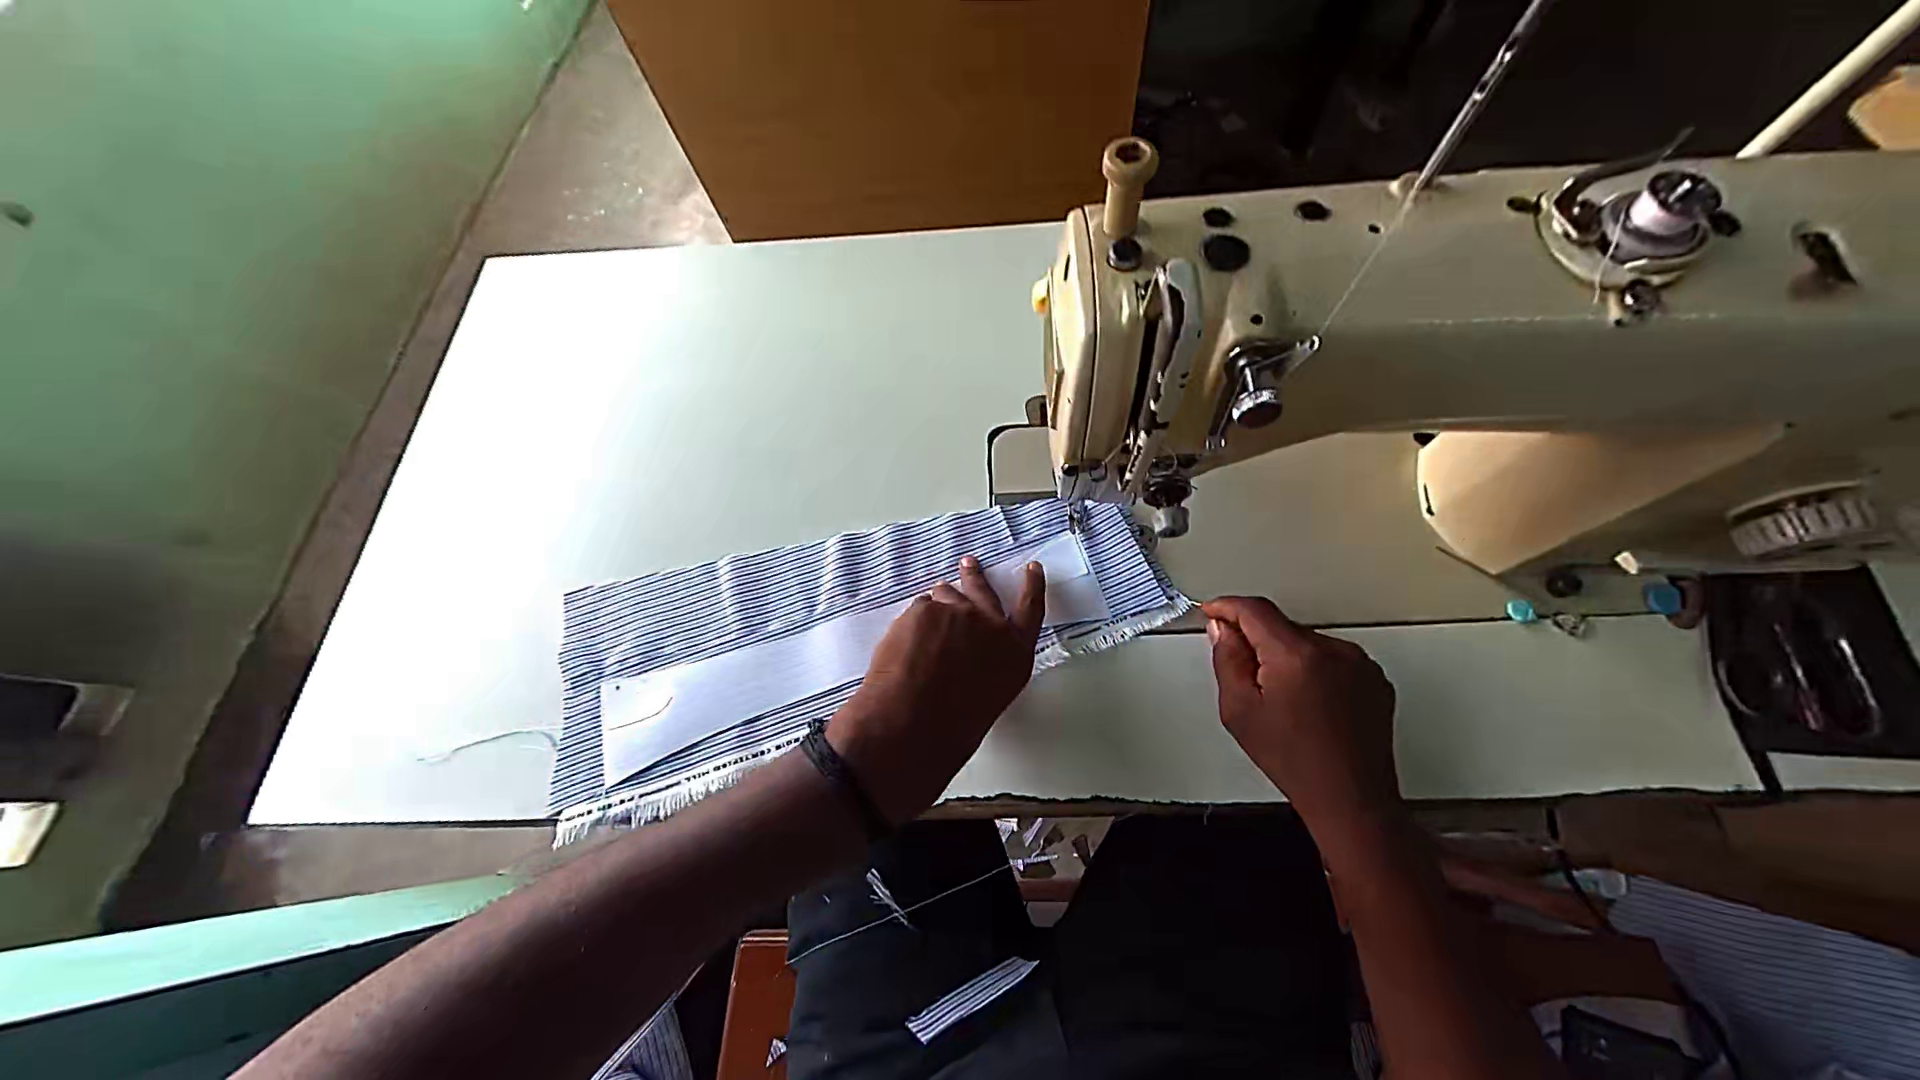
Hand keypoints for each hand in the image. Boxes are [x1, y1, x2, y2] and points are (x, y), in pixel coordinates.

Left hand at [826, 556, 1045, 823]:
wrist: (916, 722)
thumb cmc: (953, 724)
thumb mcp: (989, 694)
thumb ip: (987, 663)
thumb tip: (966, 654)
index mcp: (1014, 653)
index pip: (1031, 609)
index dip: (1033, 586)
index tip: (1032, 568)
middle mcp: (991, 626)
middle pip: (984, 591)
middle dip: (976, 575)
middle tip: (969, 563)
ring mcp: (958, 612)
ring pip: (946, 595)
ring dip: (940, 599)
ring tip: (927, 615)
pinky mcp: (926, 609)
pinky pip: (919, 608)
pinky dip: (913, 622)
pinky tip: (905, 643)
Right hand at [1203, 596, 1400, 829]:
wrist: (1349, 797)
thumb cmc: (1295, 761)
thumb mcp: (1239, 710)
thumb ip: (1226, 659)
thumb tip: (1222, 630)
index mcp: (1295, 656)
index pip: (1255, 610)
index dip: (1227, 606)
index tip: (1213, 611)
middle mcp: (1333, 651)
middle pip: (1280, 626)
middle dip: (1256, 640)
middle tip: (1244, 675)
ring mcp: (1359, 663)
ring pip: (1305, 641)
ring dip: (1285, 655)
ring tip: (1282, 700)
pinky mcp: (1374, 677)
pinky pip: (1331, 657)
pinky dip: (1313, 668)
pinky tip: (1307, 703)